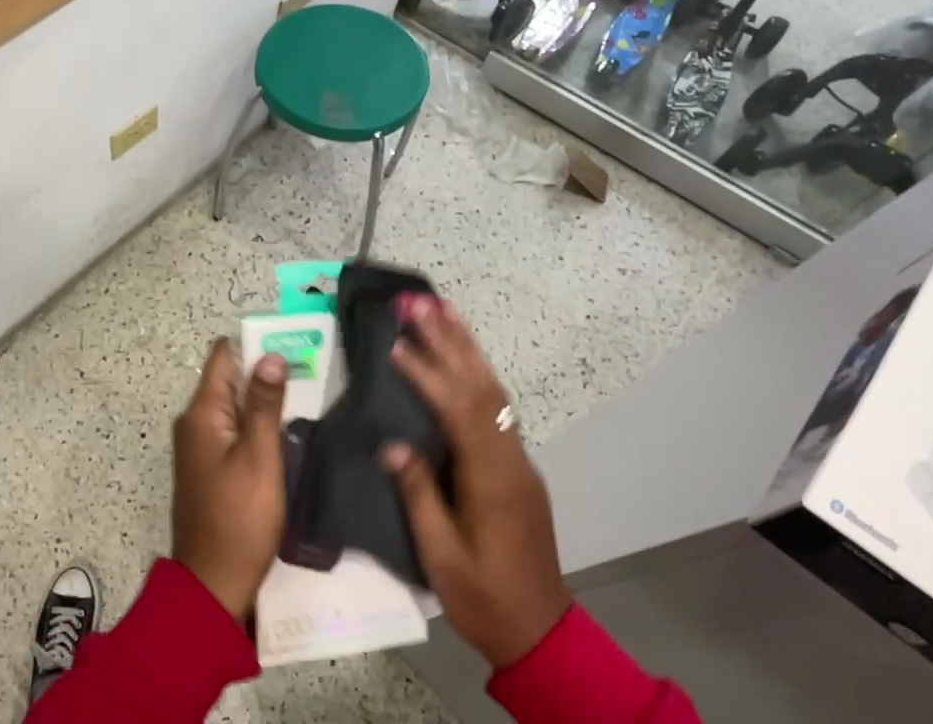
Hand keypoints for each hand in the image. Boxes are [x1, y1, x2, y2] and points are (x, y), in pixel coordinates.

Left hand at [171, 338, 287, 621]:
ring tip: (308, 396)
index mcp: (201, 413)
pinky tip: (286, 432)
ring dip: (264, 401)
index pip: (222, 356)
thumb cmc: (240, 517)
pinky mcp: (210, 467)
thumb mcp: (260, 457)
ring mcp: (200, 446)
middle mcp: (194, 422)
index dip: (255, 345)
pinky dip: (256, 425)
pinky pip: (233, 431)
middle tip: (313, 371)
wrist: (214, 580)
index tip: (293, 343)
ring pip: (234, 407)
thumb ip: (264, 405)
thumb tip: (270, 354)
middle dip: (265, 372)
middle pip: (229, 379)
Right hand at [382, 295, 571, 668]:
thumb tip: (393, 444)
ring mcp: (518, 462)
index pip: (459, 411)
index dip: (428, 374)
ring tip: (444, 311)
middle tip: (422, 302)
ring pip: (495, 394)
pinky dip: (478, 376)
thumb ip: (419, 495)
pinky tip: (462, 360)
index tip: (397, 345)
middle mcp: (510, 460)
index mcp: (491, 480)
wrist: (540, 630)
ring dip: (468, 350)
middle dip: (451, 342)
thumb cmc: (483, 597)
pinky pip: (497, 410)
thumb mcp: (441, 555)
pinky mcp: (517, 469)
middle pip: (482, 388)